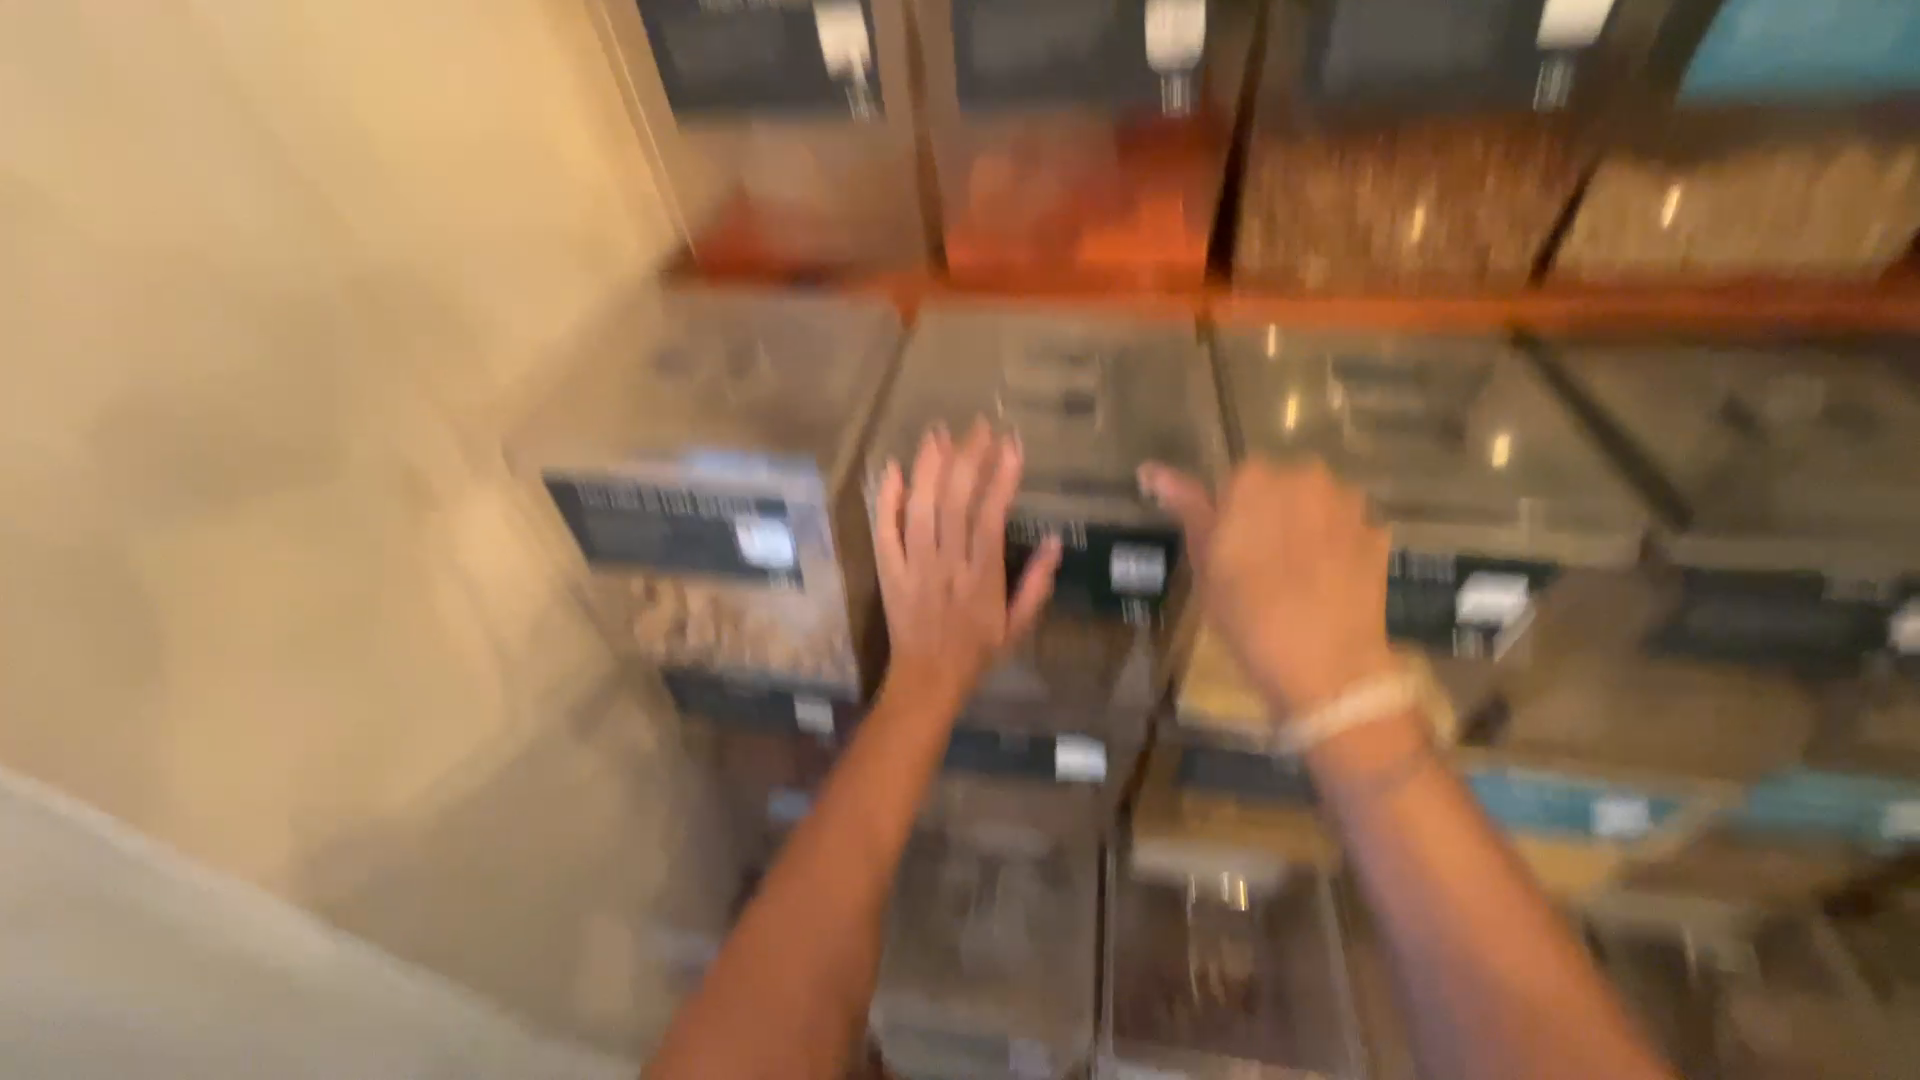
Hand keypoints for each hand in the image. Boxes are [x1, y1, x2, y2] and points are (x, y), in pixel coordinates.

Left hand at [874, 419, 1061, 708]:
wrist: (927, 679)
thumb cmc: (977, 652)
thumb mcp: (1018, 625)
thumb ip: (1037, 583)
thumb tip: (1058, 541)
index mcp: (982, 579)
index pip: (991, 518)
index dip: (1002, 478)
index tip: (1012, 445)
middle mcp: (947, 566)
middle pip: (955, 503)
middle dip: (968, 459)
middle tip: (979, 426)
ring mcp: (914, 567)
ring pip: (919, 509)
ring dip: (929, 467)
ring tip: (939, 433)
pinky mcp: (888, 571)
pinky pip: (884, 531)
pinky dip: (887, 498)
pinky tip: (894, 468)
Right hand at [1141, 459, 1395, 712]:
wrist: (1325, 667)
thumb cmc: (1248, 617)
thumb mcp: (1205, 565)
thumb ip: (1187, 508)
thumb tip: (1151, 469)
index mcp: (1254, 479)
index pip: (1234, 482)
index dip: (1228, 517)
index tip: (1228, 553)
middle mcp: (1305, 477)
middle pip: (1279, 487)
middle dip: (1270, 515)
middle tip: (1257, 566)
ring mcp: (1348, 503)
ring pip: (1315, 504)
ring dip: (1305, 527)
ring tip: (1296, 577)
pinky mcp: (1378, 533)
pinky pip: (1346, 529)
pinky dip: (1336, 547)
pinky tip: (1326, 584)